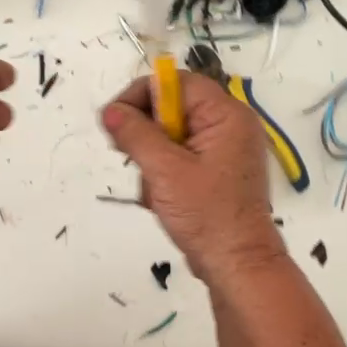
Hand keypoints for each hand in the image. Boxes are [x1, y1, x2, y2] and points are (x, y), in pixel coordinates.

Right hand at [100, 71, 286, 281]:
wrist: (236, 263)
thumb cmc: (205, 214)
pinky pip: (181, 160)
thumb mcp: (164, 171)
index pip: (177, 83)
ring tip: (152, 189)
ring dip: (152, 159)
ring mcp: (224, 152)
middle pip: (173, 109)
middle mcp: (229, 126)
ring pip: (172, 137)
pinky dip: (164, 175)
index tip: (114, 120)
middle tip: (127, 156)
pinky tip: (162, 199)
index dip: (141, 95)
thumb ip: (135, 135)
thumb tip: (110, 111)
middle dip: (145, 132)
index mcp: (226, 115)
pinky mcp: (217, 174)